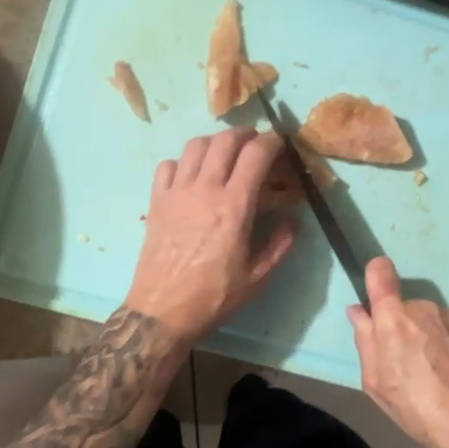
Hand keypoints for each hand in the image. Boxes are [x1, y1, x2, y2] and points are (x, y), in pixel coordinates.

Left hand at [124, 129, 297, 344]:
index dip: (271, 141)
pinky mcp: (156, 201)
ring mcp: (176, 193)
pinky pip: (167, 165)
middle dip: (244, 135)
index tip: (280, 143)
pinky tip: (191, 176)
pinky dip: (182, 162)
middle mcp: (204, 190)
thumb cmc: (213, 298)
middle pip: (224, 140)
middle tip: (255, 144)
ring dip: (214, 143)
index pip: (255, 154)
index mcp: (234, 206)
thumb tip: (292, 220)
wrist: (162, 312)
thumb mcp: (257, 278)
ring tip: (225, 154)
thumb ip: (280, 245)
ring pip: (194, 146)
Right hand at [346, 257, 448, 447]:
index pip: (380, 272)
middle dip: (401, 327)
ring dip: (427, 337)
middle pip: (405, 306)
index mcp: (394, 317)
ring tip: (432, 374)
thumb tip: (358, 312)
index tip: (376, 299)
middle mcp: (425, 307)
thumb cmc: (414, 406)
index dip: (375, 278)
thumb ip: (365, 340)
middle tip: (403, 364)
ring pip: (430, 320)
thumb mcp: (375, 382)